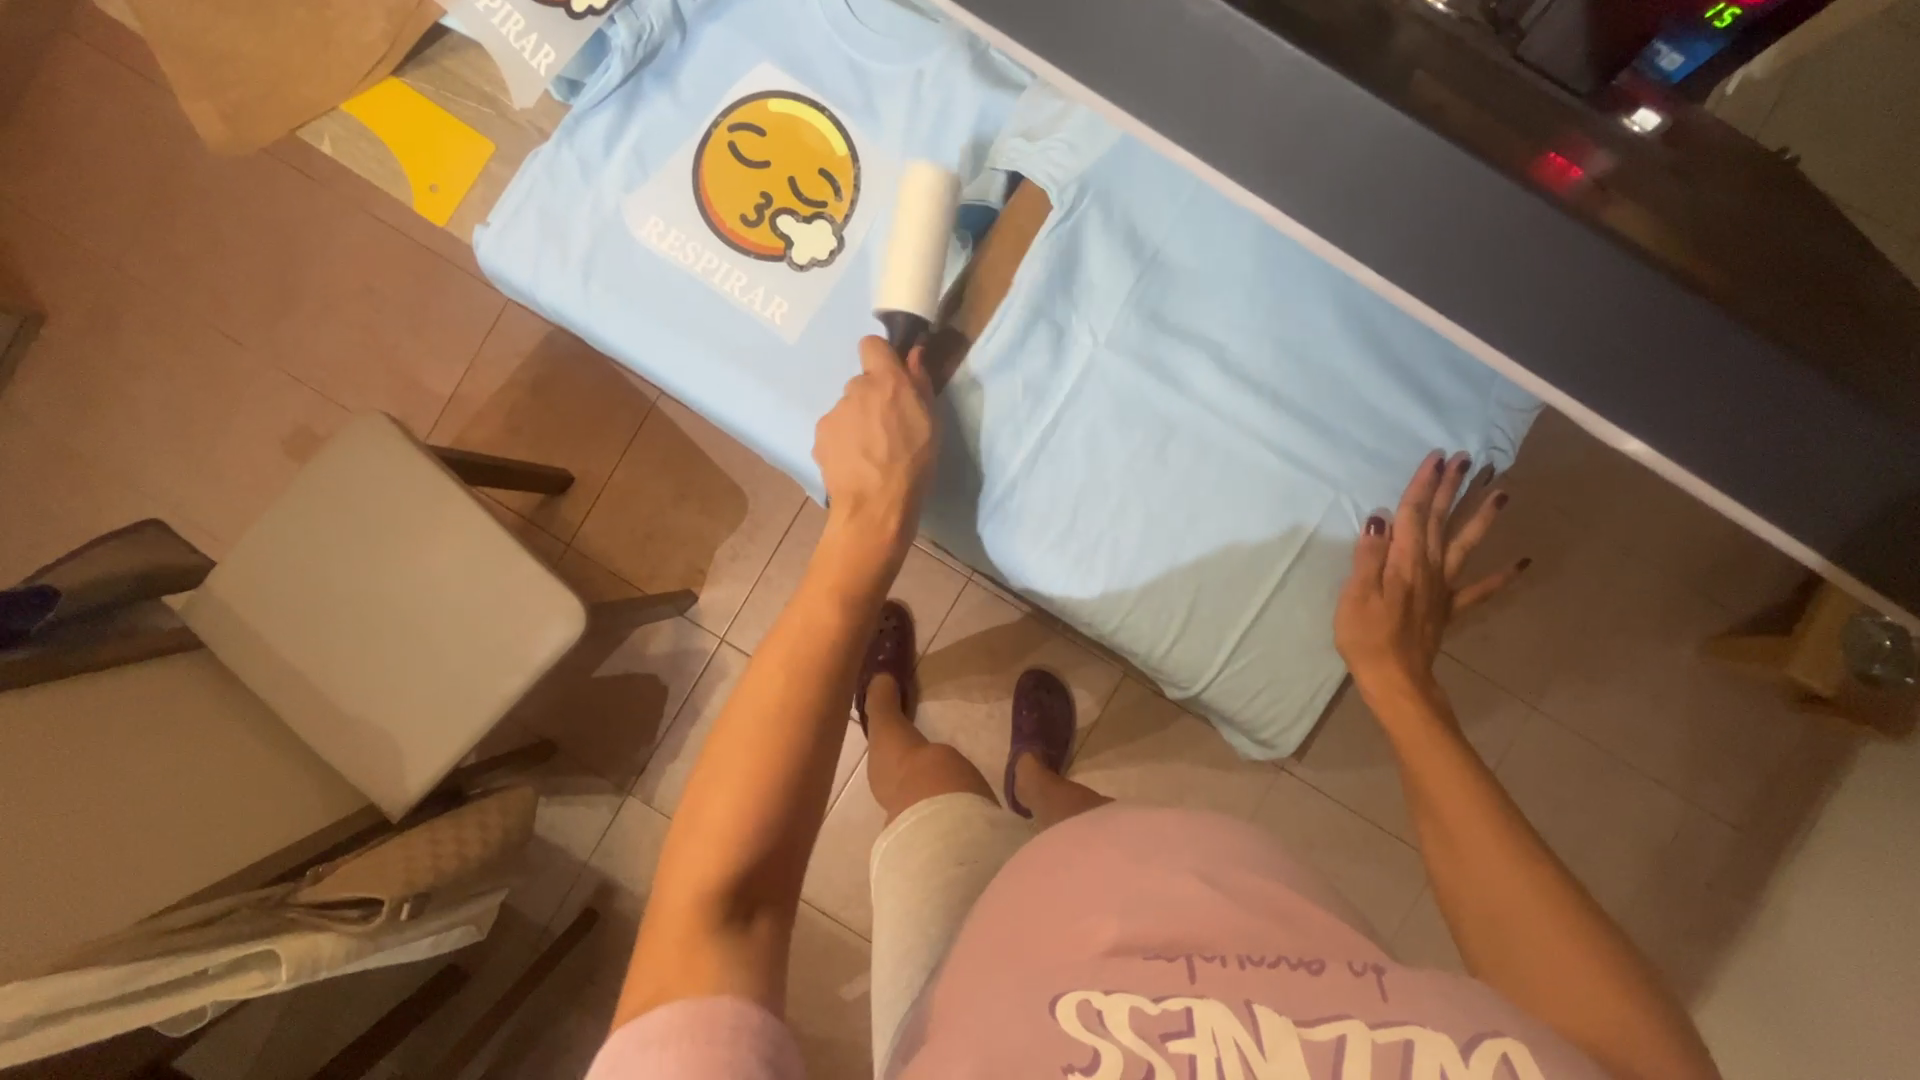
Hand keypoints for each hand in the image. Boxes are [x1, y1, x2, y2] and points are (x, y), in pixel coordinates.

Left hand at [813, 336, 937, 550]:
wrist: (875, 506)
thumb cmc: (914, 463)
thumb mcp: (931, 422)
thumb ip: (920, 382)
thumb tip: (914, 352)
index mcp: (886, 381)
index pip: (871, 344)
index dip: (881, 357)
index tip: (890, 376)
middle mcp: (855, 389)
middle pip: (862, 383)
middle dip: (872, 398)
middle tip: (887, 428)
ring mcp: (833, 413)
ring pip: (847, 409)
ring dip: (857, 422)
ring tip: (870, 452)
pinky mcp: (820, 436)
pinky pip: (834, 431)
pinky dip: (843, 441)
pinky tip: (855, 463)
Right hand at [1334, 451, 1527, 698]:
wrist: (1395, 679)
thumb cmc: (1366, 637)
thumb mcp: (1356, 595)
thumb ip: (1369, 556)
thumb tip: (1380, 520)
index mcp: (1403, 562)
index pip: (1412, 515)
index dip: (1423, 485)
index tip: (1435, 458)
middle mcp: (1428, 568)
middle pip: (1439, 522)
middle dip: (1450, 489)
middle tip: (1465, 460)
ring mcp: (1442, 588)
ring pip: (1465, 546)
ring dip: (1482, 518)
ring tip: (1502, 492)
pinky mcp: (1448, 609)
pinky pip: (1481, 590)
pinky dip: (1504, 576)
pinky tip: (1524, 562)